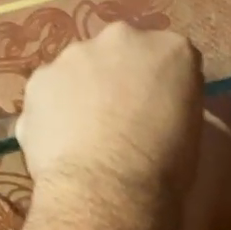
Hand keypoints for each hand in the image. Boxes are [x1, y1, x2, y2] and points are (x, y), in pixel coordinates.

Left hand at [17, 22, 202, 201]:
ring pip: (78, 70)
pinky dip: (51, 113)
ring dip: (80, 93)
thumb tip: (153, 110)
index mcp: (172, 50)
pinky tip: (58, 145)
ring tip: (81, 137)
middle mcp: (123, 38)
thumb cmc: (164, 170)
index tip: (154, 112)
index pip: (168, 59)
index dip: (158, 88)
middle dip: (116, 80)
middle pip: (119, 53)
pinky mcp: (40, 78)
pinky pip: (47, 93)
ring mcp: (76, 54)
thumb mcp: (190, 132)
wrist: (108, 191)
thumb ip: (171, 103)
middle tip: (115, 121)